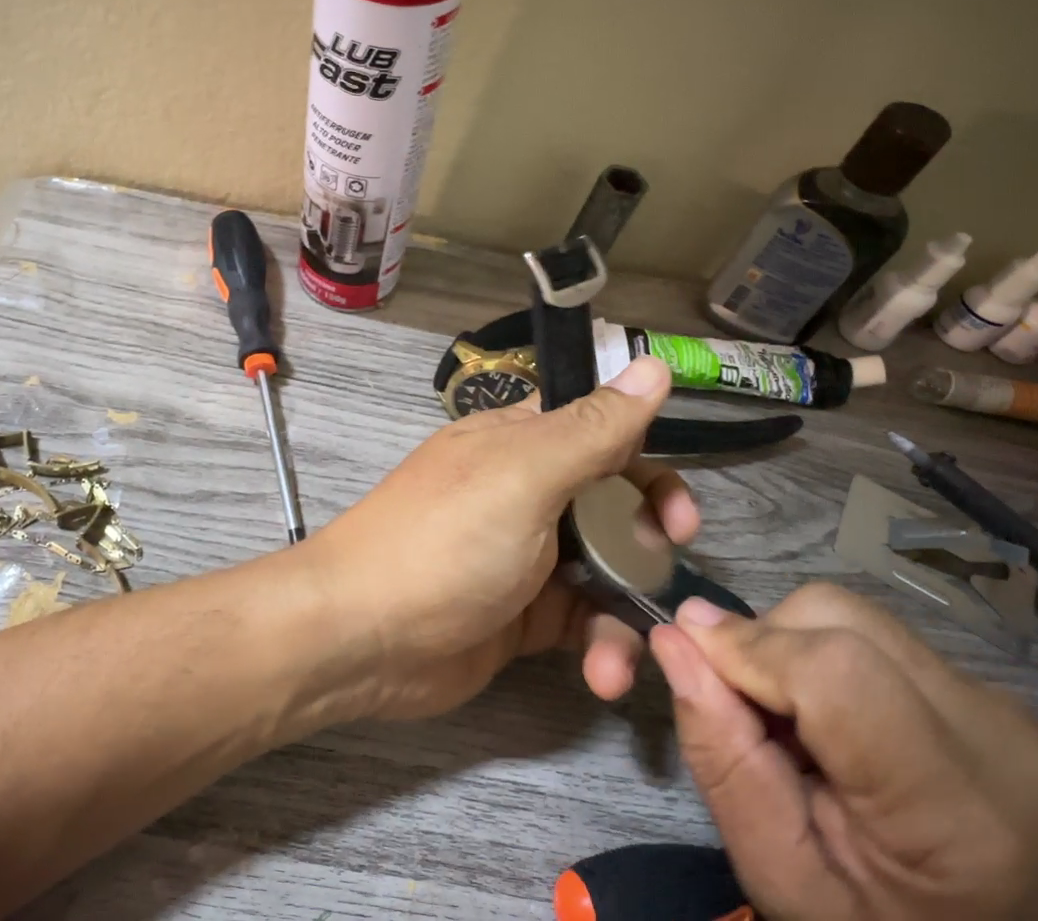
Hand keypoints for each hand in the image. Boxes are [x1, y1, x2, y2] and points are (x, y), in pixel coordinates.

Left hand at [307, 356, 697, 719]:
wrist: (360, 637)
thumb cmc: (444, 542)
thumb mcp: (524, 474)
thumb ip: (594, 428)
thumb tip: (652, 364)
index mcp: (518, 444)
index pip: (599, 433)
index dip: (644, 464)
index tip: (676, 510)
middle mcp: (524, 494)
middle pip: (612, 504)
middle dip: (649, 537)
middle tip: (670, 564)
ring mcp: (523, 558)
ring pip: (605, 568)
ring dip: (630, 606)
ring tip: (632, 650)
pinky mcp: (522, 618)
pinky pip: (583, 621)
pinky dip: (601, 645)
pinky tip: (603, 673)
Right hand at [649, 583, 1037, 920]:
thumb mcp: (787, 879)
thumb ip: (727, 764)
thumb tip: (672, 642)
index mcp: (950, 810)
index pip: (836, 670)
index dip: (747, 647)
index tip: (688, 659)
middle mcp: (993, 735)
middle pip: (840, 619)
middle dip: (762, 642)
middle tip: (742, 712)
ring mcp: (1006, 709)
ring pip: (856, 617)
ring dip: (793, 649)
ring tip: (792, 728)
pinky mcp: (1001, 696)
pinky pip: (884, 640)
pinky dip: (830, 662)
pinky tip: (837, 731)